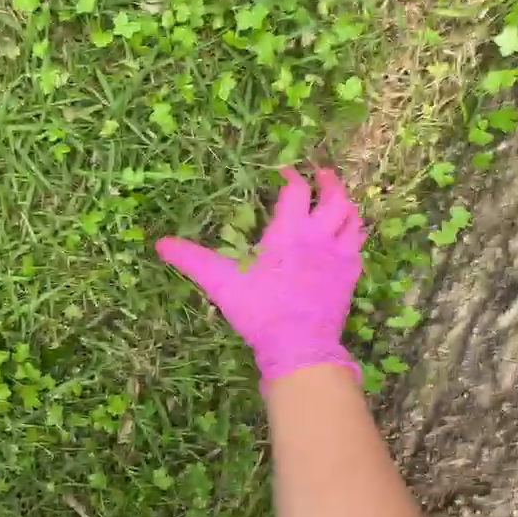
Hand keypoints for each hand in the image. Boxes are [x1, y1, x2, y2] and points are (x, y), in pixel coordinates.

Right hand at [156, 167, 364, 384]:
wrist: (298, 344)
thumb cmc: (258, 308)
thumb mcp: (219, 282)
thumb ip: (191, 259)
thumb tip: (160, 243)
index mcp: (288, 231)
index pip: (296, 191)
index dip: (291, 177)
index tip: (285, 171)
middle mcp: (318, 236)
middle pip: (335, 198)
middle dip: (329, 183)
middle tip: (322, 175)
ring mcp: (339, 256)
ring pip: (353, 220)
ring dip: (347, 206)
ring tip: (340, 202)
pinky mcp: (350, 277)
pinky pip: (357, 248)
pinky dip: (353, 237)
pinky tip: (346, 241)